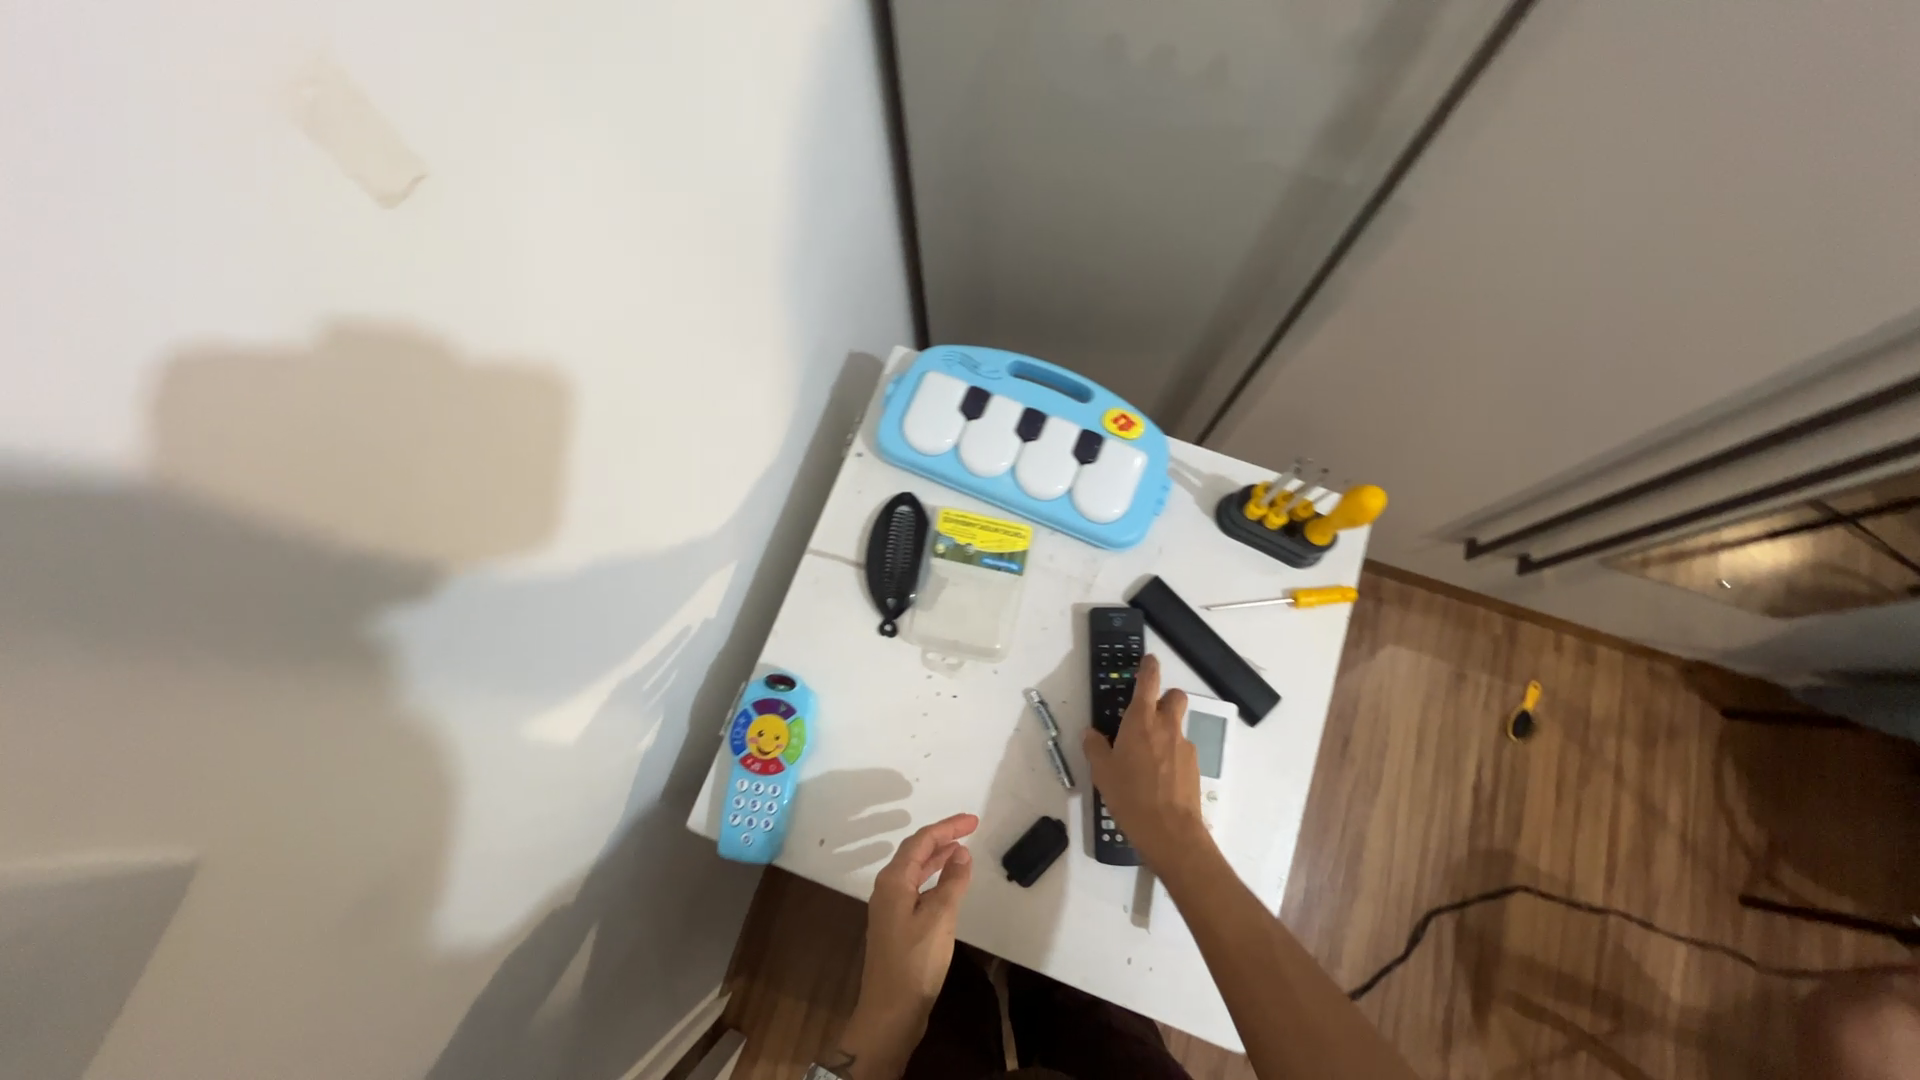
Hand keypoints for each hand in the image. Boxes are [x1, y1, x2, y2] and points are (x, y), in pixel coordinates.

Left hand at [832, 813, 977, 1079]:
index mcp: (894, 881)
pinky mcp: (896, 926)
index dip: (948, 827)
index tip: (974, 820)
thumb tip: (961, 853)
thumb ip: (952, 882)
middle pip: (915, 851)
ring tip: (961, 850)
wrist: (890, 1013)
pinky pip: (916, 888)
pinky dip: (934, 878)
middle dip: (942, 837)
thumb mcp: (940, 918)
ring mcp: (890, 908)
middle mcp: (887, 888)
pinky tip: (948, 884)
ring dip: (937, 857)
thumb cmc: (915, 962)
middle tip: (970, 829)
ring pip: (915, 870)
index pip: (922, 841)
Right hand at [1082, 654, 1209, 870]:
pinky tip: (1158, 778)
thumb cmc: (1130, 796)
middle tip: (1148, 712)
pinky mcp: (1194, 767)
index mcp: (1141, 722)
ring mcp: (1184, 747)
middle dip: (1165, 697)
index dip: (1149, 667)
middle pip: (1175, 697)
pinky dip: (1171, 755)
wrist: (1170, 832)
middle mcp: (1166, 727)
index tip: (1149, 660)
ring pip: (1178, 726)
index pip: (1148, 682)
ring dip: (1166, 731)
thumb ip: (1095, 747)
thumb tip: (1091, 733)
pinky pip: (1181, 751)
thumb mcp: (1102, 772)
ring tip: (1147, 757)